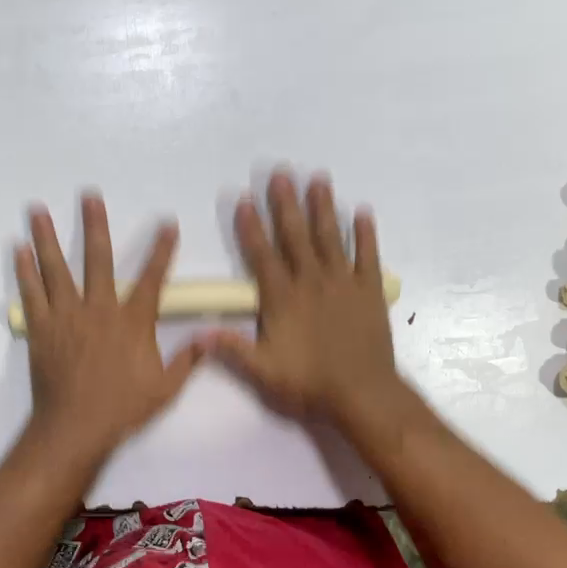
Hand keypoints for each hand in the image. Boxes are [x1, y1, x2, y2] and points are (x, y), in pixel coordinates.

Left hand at [15, 194, 203, 458]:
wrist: (76, 427)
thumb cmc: (123, 410)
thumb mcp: (166, 389)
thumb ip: (187, 361)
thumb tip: (210, 339)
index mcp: (132, 321)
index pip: (152, 278)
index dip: (162, 250)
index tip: (167, 224)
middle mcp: (99, 309)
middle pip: (97, 259)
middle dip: (95, 224)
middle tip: (89, 195)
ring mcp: (66, 316)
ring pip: (56, 268)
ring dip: (47, 237)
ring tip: (37, 209)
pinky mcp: (41, 328)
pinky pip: (31, 293)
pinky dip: (24, 270)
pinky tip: (17, 249)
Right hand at [205, 172, 403, 422]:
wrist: (362, 394)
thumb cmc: (308, 384)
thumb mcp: (262, 372)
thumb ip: (231, 349)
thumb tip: (196, 333)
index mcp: (282, 299)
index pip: (262, 256)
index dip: (251, 228)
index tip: (244, 199)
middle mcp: (311, 282)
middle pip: (296, 236)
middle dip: (286, 204)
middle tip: (281, 172)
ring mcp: (343, 283)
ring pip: (331, 237)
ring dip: (323, 207)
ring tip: (318, 178)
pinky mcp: (370, 292)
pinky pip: (368, 256)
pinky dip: (366, 234)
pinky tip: (363, 212)